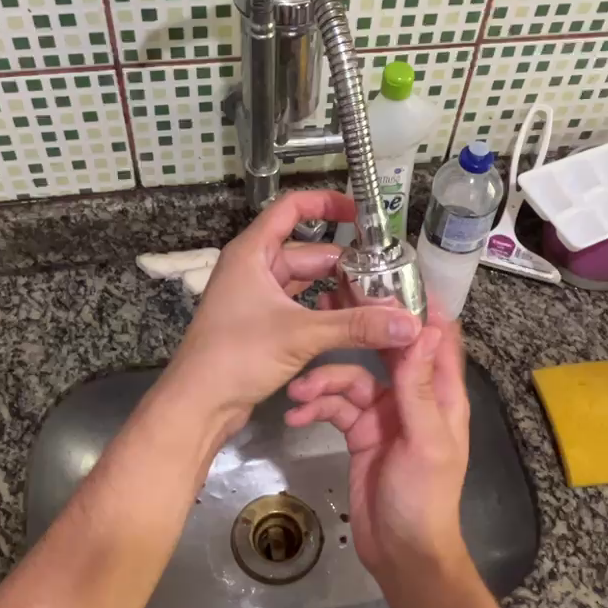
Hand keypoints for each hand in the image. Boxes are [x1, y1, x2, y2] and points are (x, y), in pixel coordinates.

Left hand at [160, 190, 422, 440]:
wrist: (198, 404)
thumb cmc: (237, 355)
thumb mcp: (301, 335)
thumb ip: (356, 325)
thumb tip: (408, 323)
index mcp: (253, 253)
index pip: (291, 208)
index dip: (326, 203)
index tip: (360, 212)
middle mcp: (253, 268)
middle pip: (307, 252)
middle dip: (345, 263)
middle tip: (386, 275)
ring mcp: (256, 297)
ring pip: (305, 283)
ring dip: (336, 289)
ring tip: (377, 299)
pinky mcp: (261, 325)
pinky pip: (299, 307)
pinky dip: (323, 311)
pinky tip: (352, 322)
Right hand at [283, 320, 471, 583]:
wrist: (401, 552)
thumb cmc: (424, 497)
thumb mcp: (426, 440)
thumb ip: (420, 385)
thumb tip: (425, 327)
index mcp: (440, 393)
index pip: (436, 337)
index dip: (417, 307)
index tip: (387, 277)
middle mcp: (412, 396)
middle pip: (385, 350)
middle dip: (356, 332)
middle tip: (324, 309)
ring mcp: (383, 414)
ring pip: (349, 379)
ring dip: (323, 382)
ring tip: (297, 393)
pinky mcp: (357, 433)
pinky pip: (333, 408)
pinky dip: (315, 407)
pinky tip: (294, 415)